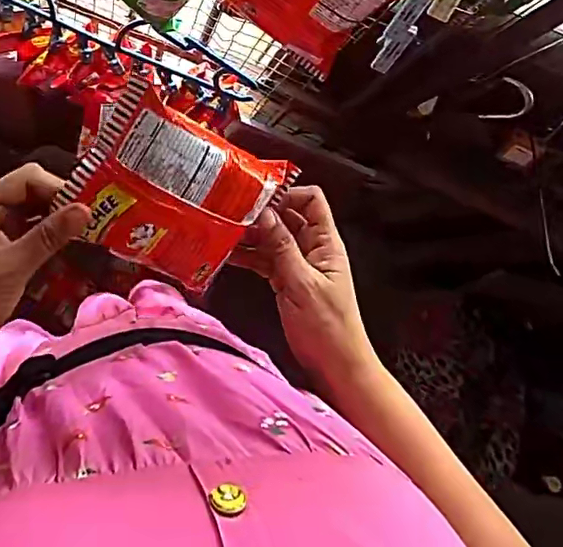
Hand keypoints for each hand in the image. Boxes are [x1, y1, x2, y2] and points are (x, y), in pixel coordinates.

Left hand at [0, 163, 87, 370]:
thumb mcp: (12, 268)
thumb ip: (49, 236)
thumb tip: (85, 209)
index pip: (25, 179)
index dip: (57, 186)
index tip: (86, 203)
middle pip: (29, 193)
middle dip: (61, 203)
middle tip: (93, 217)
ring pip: (32, 214)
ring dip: (57, 221)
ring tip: (89, 230)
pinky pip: (28, 234)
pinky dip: (48, 238)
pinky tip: (70, 246)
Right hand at [233, 185, 377, 391]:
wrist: (336, 369)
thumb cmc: (330, 329)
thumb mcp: (303, 284)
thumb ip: (282, 246)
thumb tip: (264, 212)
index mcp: (326, 243)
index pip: (311, 200)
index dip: (287, 194)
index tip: (260, 198)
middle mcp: (312, 248)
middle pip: (286, 216)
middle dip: (261, 212)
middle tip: (234, 212)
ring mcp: (298, 263)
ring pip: (272, 236)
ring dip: (250, 234)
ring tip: (226, 231)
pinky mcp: (285, 279)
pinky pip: (264, 258)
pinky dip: (248, 255)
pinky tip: (229, 254)